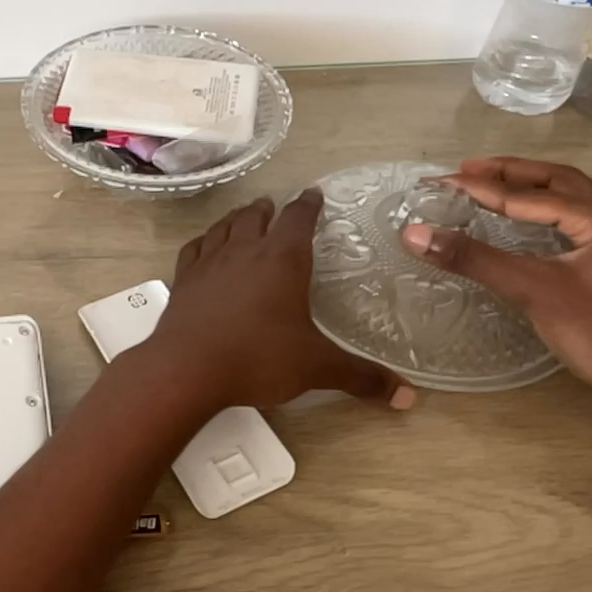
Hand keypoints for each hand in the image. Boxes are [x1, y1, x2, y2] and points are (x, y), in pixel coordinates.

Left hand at [140, 190, 414, 411]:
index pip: (298, 219)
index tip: (313, 194)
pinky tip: (204, 245)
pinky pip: (194, 248)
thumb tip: (408, 397)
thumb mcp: (316, 367)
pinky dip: (203, 241)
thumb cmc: (258, 358)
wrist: (188, 368)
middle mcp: (244, 251)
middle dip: (268, 208)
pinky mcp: (183, 279)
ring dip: (236, 218)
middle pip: (255, 216)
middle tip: (273, 205)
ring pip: (223, 227)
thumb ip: (361, 377)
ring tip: (242, 216)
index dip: (308, 205)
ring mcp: (208, 262)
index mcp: (282, 260)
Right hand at [399, 157, 591, 411]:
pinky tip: (527, 230)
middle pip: (559, 183)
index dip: (482, 187)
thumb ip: (475, 259)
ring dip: (531, 191)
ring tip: (492, 190)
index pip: (531, 193)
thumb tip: (415, 234)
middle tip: (467, 170)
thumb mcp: (534, 291)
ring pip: (572, 203)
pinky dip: (545, 215)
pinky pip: (577, 226)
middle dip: (511, 173)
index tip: (440, 183)